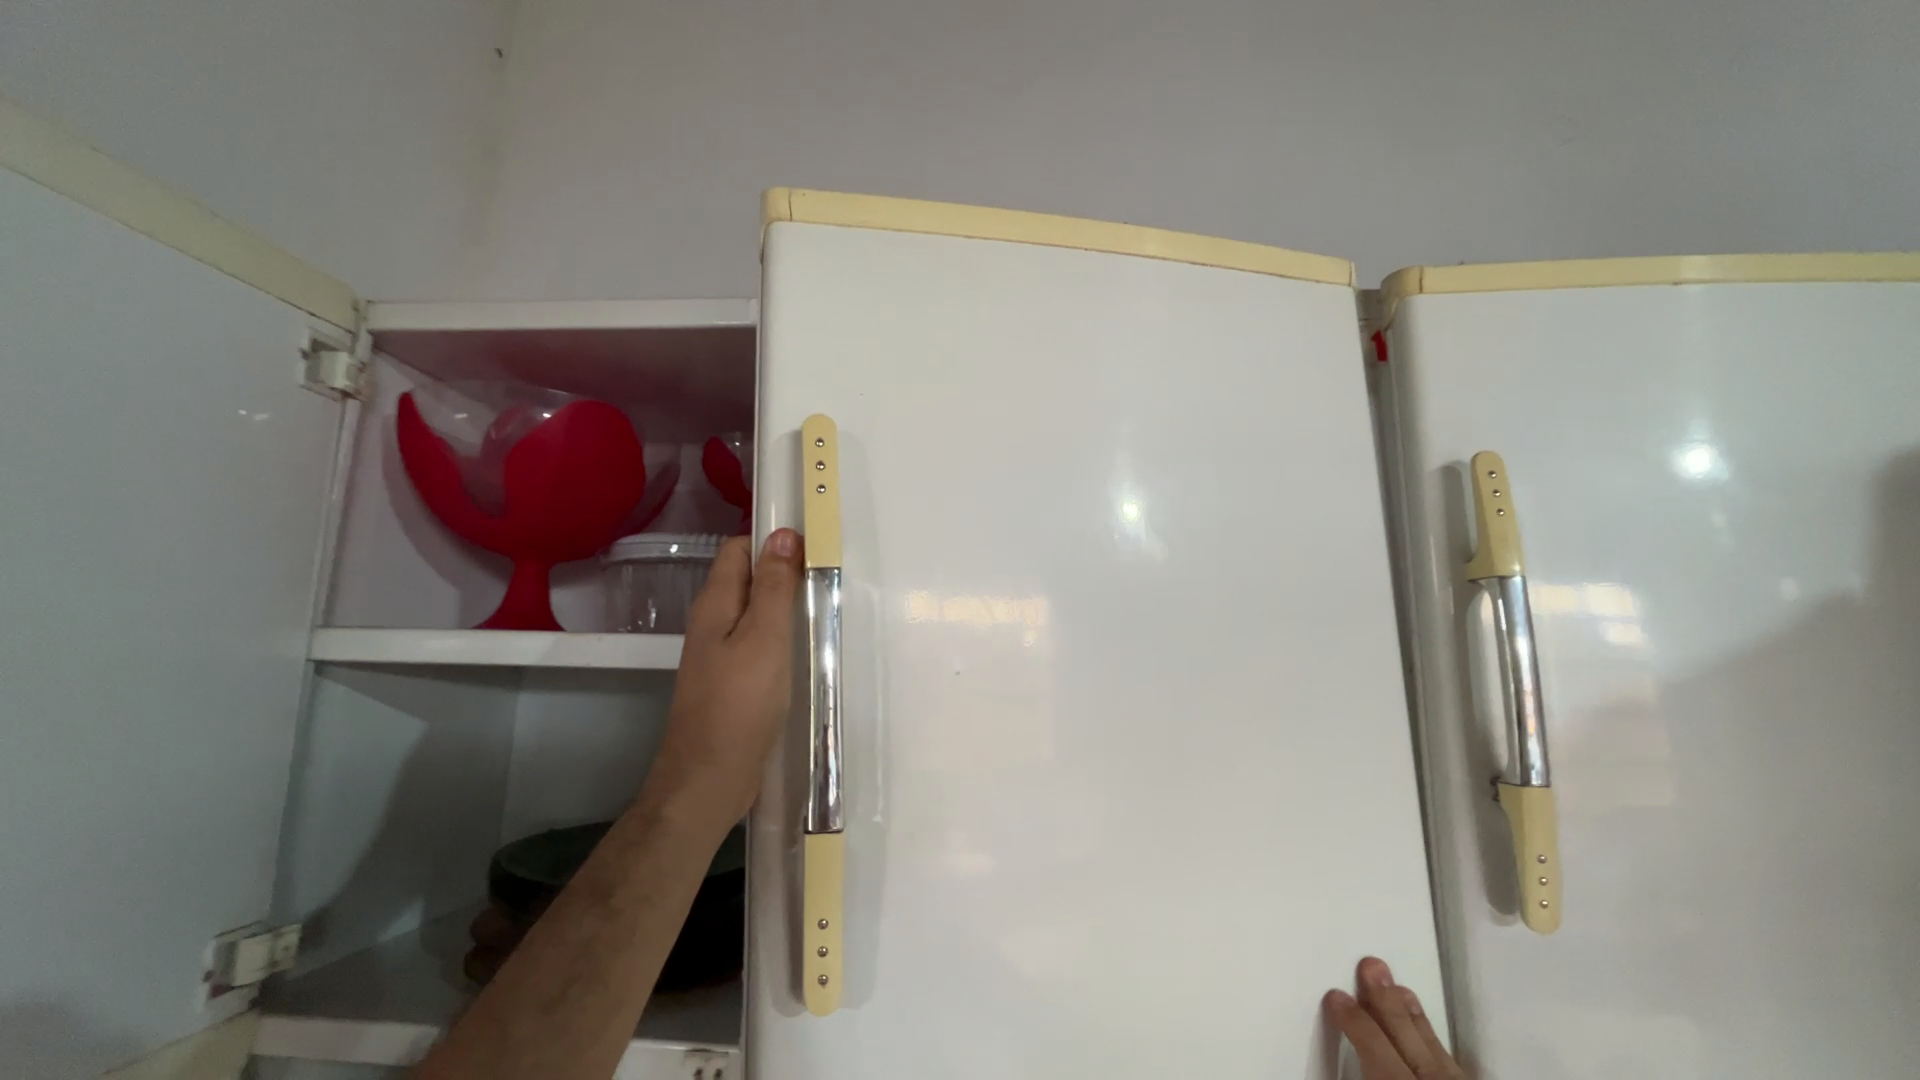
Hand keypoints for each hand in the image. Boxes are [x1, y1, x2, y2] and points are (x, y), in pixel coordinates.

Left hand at [648, 529, 804, 822]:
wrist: (709, 779)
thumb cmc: (739, 705)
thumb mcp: (763, 639)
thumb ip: (773, 587)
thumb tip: (782, 534)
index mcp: (715, 605)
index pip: (738, 550)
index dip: (772, 541)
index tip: (814, 545)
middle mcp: (713, 624)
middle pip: (748, 580)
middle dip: (784, 572)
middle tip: (829, 577)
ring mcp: (721, 656)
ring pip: (755, 615)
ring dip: (786, 607)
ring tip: (825, 608)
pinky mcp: (733, 684)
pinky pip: (759, 646)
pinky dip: (783, 639)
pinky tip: (807, 651)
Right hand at [1324, 957, 1462, 1078]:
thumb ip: (1356, 1069)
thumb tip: (1331, 1061)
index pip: (1372, 1044)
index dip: (1352, 1018)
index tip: (1335, 995)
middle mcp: (1429, 1078)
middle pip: (1404, 1033)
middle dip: (1386, 999)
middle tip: (1371, 963)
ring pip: (1432, 1041)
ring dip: (1412, 1013)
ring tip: (1399, 986)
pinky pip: (1448, 1055)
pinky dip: (1432, 1035)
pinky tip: (1424, 1025)